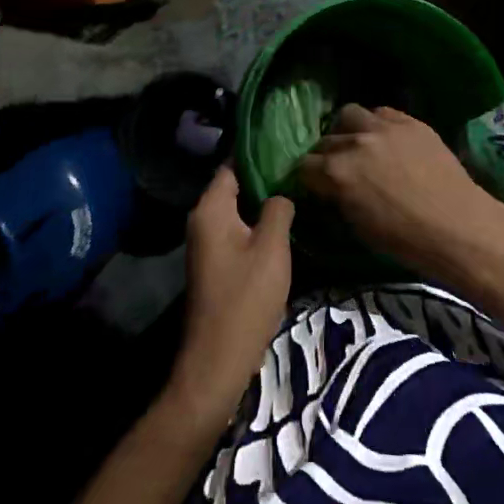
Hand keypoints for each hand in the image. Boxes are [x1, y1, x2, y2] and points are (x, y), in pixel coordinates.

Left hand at [172, 168, 292, 415]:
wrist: (218, 360)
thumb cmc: (246, 298)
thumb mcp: (271, 248)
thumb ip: (279, 209)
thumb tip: (282, 191)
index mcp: (210, 209)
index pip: (232, 164)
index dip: (259, 153)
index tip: (289, 144)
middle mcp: (202, 220)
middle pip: (234, 185)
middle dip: (265, 175)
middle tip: (301, 167)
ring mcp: (207, 242)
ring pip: (238, 209)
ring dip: (263, 201)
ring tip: (298, 190)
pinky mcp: (215, 262)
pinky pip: (237, 229)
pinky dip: (257, 222)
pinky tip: (284, 224)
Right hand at [298, 105, 503, 289]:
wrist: (458, 225)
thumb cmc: (405, 240)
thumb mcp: (358, 226)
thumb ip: (338, 199)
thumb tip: (331, 190)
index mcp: (336, 173)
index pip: (304, 166)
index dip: (308, 178)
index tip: (316, 186)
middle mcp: (354, 143)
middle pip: (325, 140)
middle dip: (326, 155)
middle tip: (338, 169)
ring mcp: (383, 127)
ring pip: (349, 114)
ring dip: (348, 130)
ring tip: (358, 144)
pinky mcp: (410, 122)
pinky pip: (382, 112)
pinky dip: (376, 123)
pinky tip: (385, 138)